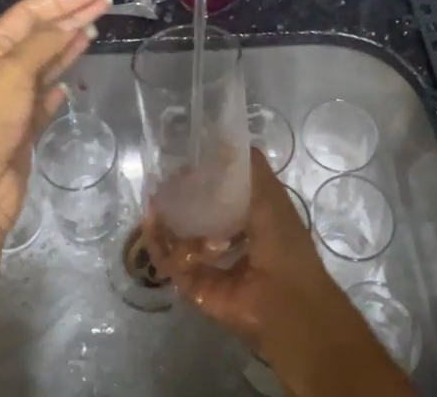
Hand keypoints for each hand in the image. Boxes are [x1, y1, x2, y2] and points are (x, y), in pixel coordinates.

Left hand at [0, 0, 110, 236]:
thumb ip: (42, 45)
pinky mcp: (23, 130)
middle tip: (105, 1)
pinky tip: (72, 78)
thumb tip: (69, 25)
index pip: (28, 13)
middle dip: (71, 16)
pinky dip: (60, 83)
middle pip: (39, 35)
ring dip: (69, 44)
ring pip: (45, 63)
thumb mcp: (11, 74)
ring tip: (97, 27)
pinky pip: (46, 98)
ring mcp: (10, 102)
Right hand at [148, 147, 334, 346]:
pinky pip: (172, 265)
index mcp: (250, 218)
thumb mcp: (270, 194)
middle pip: (196, 217)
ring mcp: (211, 265)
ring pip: (180, 240)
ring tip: (151, 204)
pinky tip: (152, 226)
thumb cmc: (282, 242)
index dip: (201, 178)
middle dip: (178, 201)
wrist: (284, 300)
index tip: (182, 162)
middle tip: (160, 185)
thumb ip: (251, 168)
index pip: (219, 194)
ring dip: (164, 223)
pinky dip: (160, 247)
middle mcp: (229, 240)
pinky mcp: (195, 287)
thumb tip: (228, 137)